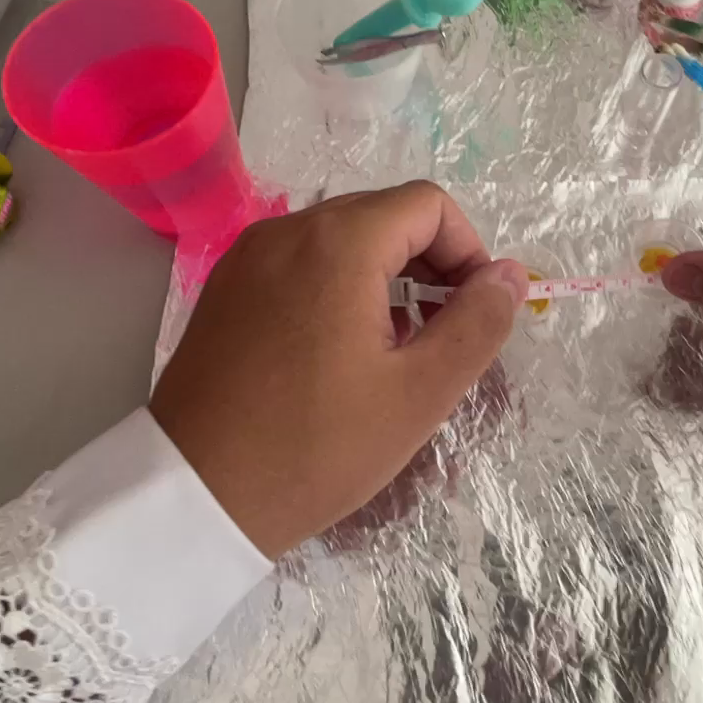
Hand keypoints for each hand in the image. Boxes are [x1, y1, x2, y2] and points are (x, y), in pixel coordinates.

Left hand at [150, 182, 527, 557]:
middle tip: (443, 332)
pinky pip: (303, 261)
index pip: (429, 205)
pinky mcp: (227, 286)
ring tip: (398, 345)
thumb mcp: (418, 393)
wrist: (192, 497)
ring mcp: (249, 255)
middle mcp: (288, 229)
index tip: (473, 311)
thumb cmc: (316, 447)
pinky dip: (342, 285)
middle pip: (385, 215)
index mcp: (338, 243)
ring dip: (388, 275)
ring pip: (344, 237)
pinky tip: (343, 348)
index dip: (468, 250)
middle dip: (431, 263)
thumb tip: (510, 274)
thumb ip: (476, 323)